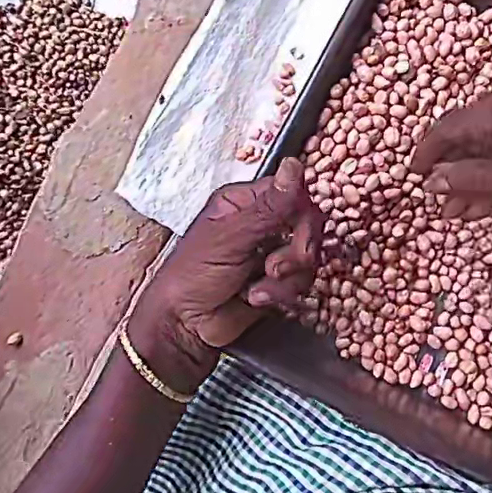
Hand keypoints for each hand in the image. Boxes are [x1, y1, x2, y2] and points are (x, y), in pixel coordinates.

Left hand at [127, 157, 322, 388]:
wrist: (184, 327)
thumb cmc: (192, 276)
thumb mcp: (230, 238)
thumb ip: (269, 207)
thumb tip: (293, 165)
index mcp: (245, 203)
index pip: (292, 193)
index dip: (301, 212)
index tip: (298, 232)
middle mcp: (261, 224)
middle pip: (307, 225)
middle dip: (296, 251)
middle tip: (274, 268)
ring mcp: (271, 253)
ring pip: (306, 256)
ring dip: (285, 278)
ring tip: (256, 289)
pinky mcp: (278, 281)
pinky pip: (301, 281)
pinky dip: (281, 294)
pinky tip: (255, 299)